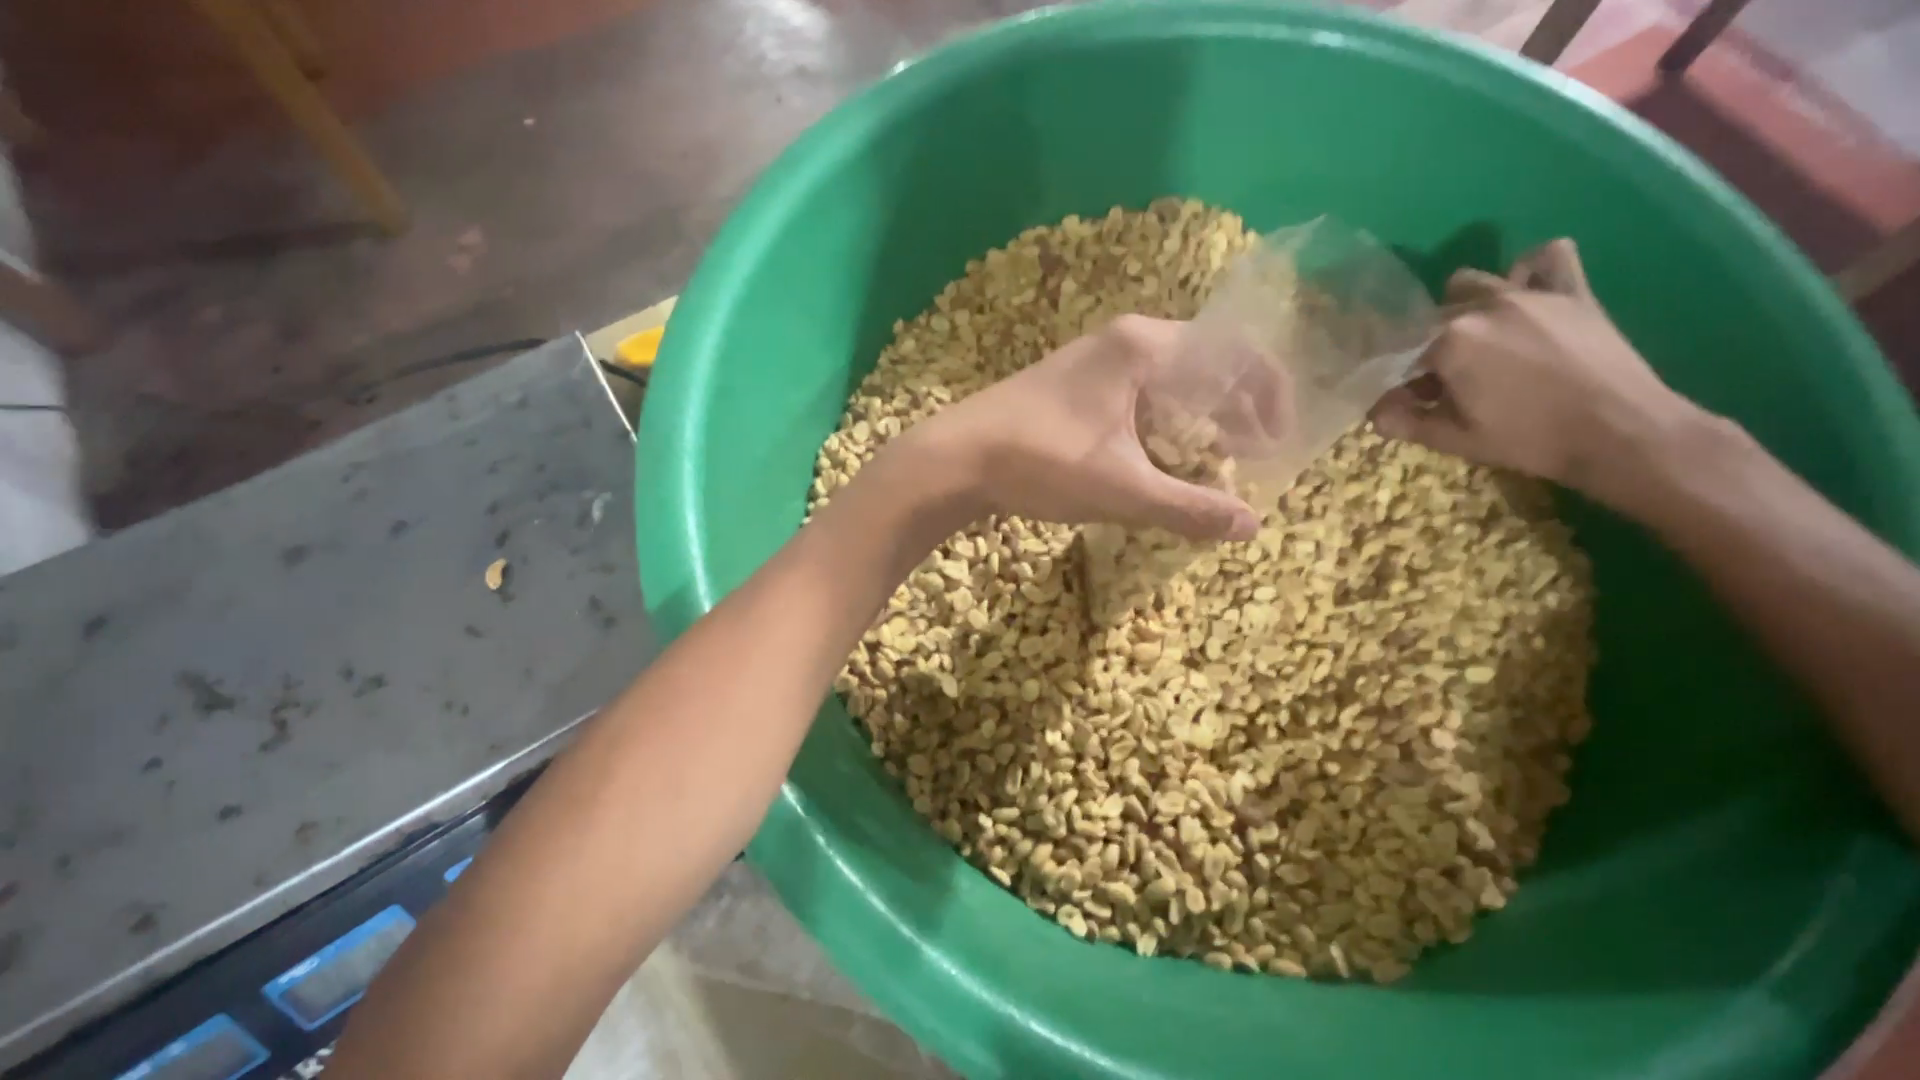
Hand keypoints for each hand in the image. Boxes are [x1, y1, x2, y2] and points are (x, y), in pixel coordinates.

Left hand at [905, 315, 1259, 540]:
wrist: (953, 459)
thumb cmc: (1041, 462)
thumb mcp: (1123, 488)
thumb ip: (1191, 506)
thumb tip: (1253, 526)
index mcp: (1145, 347)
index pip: (1234, 354)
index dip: (1267, 397)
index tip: (1277, 444)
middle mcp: (1124, 340)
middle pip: (1205, 366)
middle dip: (1235, 413)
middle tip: (1250, 460)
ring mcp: (1095, 360)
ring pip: (1170, 383)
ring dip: (1198, 421)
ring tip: (1214, 466)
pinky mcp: (1075, 384)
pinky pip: (1140, 396)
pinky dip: (1163, 425)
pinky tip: (1162, 461)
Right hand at [1370, 240, 1701, 502]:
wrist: (1619, 431)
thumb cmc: (1529, 440)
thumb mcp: (1457, 440)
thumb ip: (1407, 421)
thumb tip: (1374, 411)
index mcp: (1448, 341)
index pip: (1405, 351)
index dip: (1409, 376)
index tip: (1419, 398)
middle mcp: (1482, 307)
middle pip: (1436, 317)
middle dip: (1434, 344)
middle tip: (1453, 379)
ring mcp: (1529, 293)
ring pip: (1476, 283)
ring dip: (1467, 305)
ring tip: (1483, 337)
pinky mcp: (1571, 291)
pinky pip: (1548, 257)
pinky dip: (1532, 268)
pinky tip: (1528, 291)